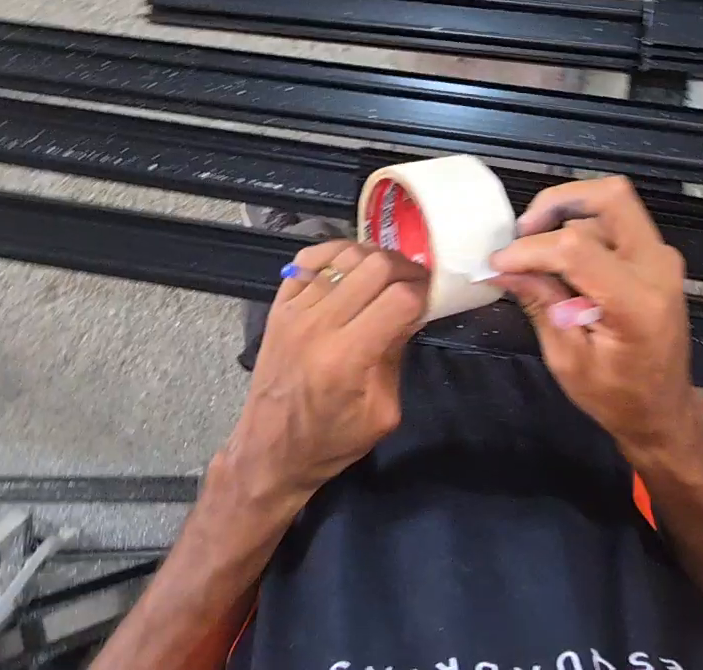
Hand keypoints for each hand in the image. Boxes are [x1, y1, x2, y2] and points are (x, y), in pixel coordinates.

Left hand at [219, 240, 428, 505]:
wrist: (269, 449)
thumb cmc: (330, 441)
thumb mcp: (382, 413)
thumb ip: (397, 356)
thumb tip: (412, 310)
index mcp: (348, 357)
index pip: (399, 299)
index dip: (425, 292)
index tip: (433, 298)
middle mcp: (319, 324)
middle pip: (375, 266)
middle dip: (406, 270)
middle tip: (416, 284)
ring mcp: (295, 309)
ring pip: (345, 255)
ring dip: (375, 258)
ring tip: (387, 275)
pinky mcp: (279, 304)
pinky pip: (309, 258)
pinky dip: (336, 253)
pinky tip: (351, 266)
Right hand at [487, 177, 702, 463]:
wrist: (663, 411)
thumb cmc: (616, 396)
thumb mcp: (567, 358)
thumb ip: (540, 303)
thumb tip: (500, 269)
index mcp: (636, 303)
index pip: (576, 248)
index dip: (530, 250)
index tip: (498, 264)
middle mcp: (657, 268)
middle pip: (610, 197)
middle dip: (558, 202)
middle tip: (523, 230)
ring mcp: (661, 258)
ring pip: (609, 205)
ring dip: (565, 216)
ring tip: (534, 251)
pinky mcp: (654, 257)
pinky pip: (615, 221)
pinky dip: (580, 225)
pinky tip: (556, 255)